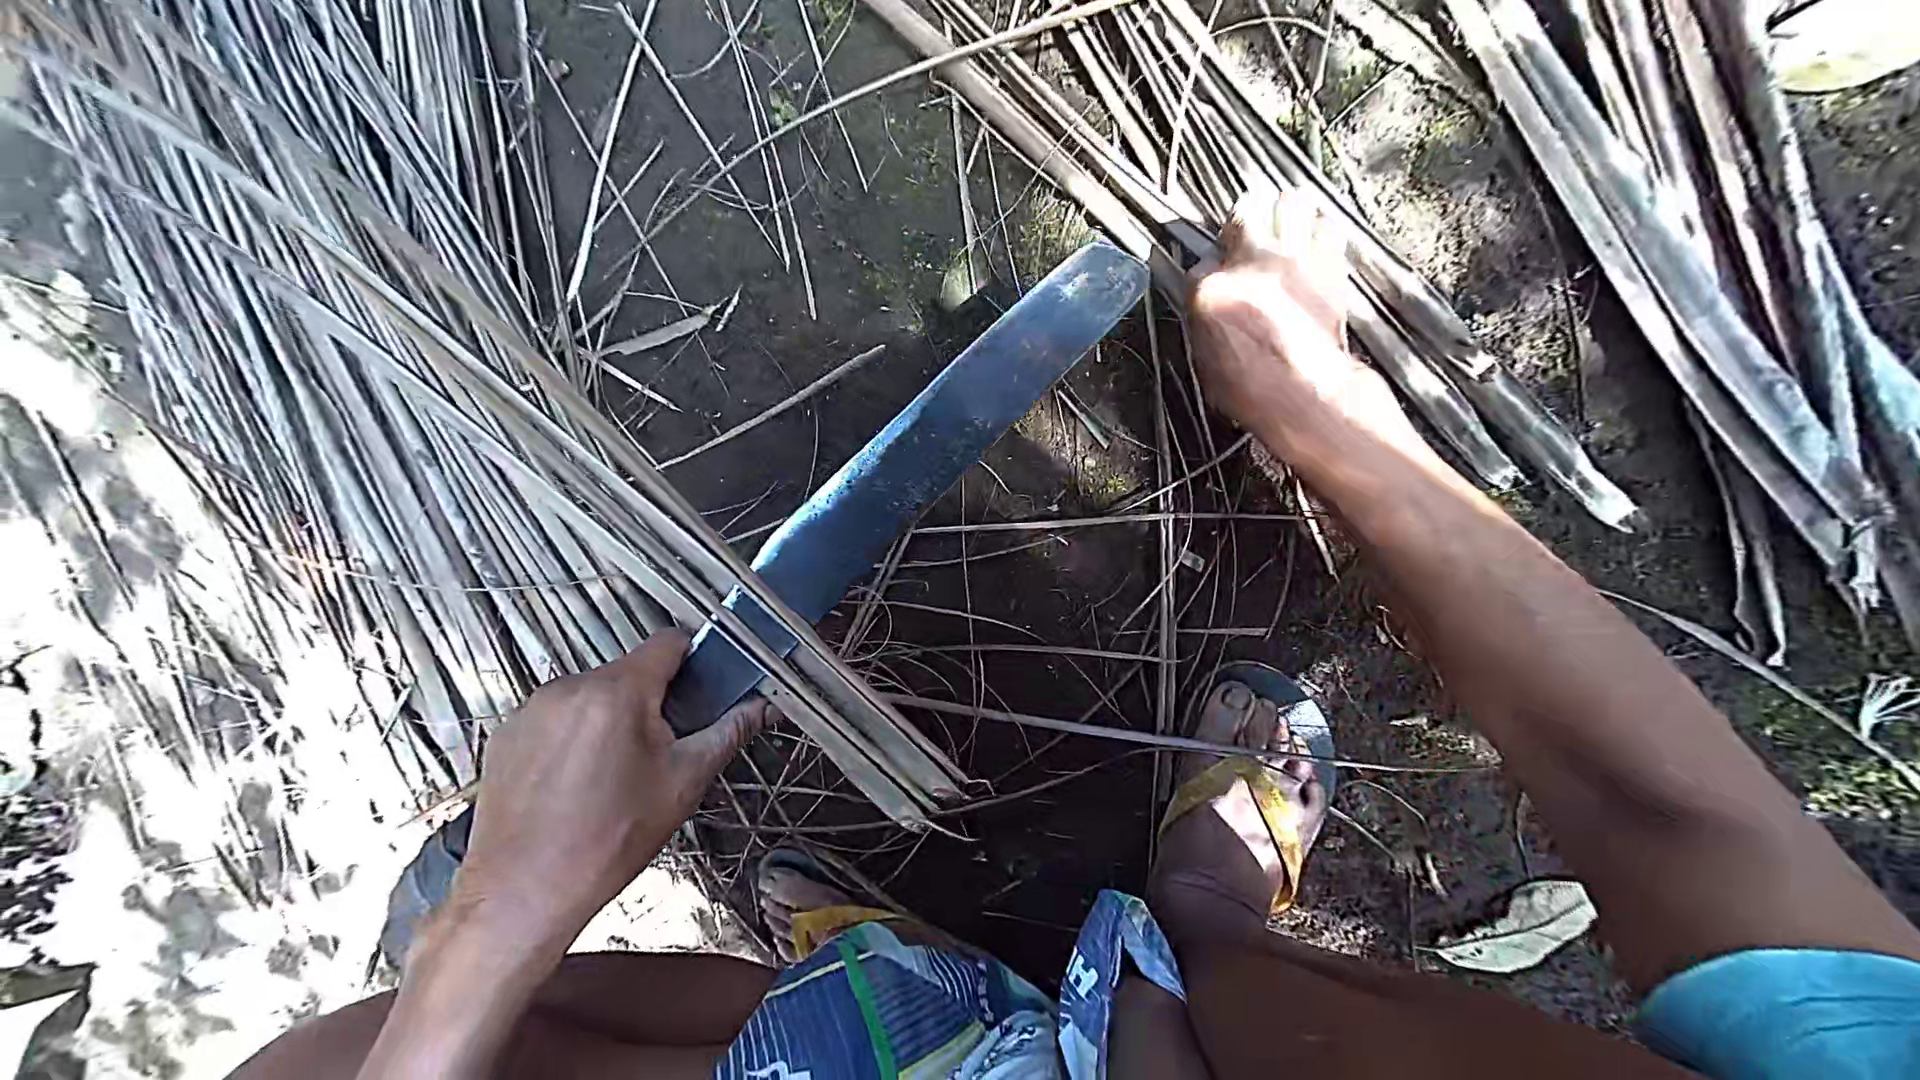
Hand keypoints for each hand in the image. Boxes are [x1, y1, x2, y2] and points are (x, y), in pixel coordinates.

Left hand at [451, 631, 772, 948]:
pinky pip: (558, 714)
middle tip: (662, 744)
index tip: (702, 681)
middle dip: (653, 697)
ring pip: (594, 692)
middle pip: (631, 670)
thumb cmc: (608, 839)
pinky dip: (577, 733)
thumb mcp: (685, 780)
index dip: (693, 656)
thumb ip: (729, 731)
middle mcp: (570, 688)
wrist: (524, 894)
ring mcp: (533, 709)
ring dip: (613, 715)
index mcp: (619, 692)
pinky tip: (580, 777)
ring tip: (617, 768)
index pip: (668, 641)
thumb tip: (761, 708)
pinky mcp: (508, 733)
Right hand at [1188, 186, 1423, 470]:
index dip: (1210, 268)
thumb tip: (1209, 304)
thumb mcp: (1205, 360)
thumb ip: (1204, 319)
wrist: (1305, 393)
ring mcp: (1294, 258)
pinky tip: (1313, 242)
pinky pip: (1327, 225)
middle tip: (1247, 230)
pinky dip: (1319, 229)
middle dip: (1246, 218)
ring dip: (1284, 211)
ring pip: (1290, 203)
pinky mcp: (1329, 263)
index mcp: (1210, 290)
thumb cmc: (1250, 388)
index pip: (1202, 260)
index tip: (1215, 277)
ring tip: (1282, 222)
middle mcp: (1250, 264)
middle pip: (1246, 211)